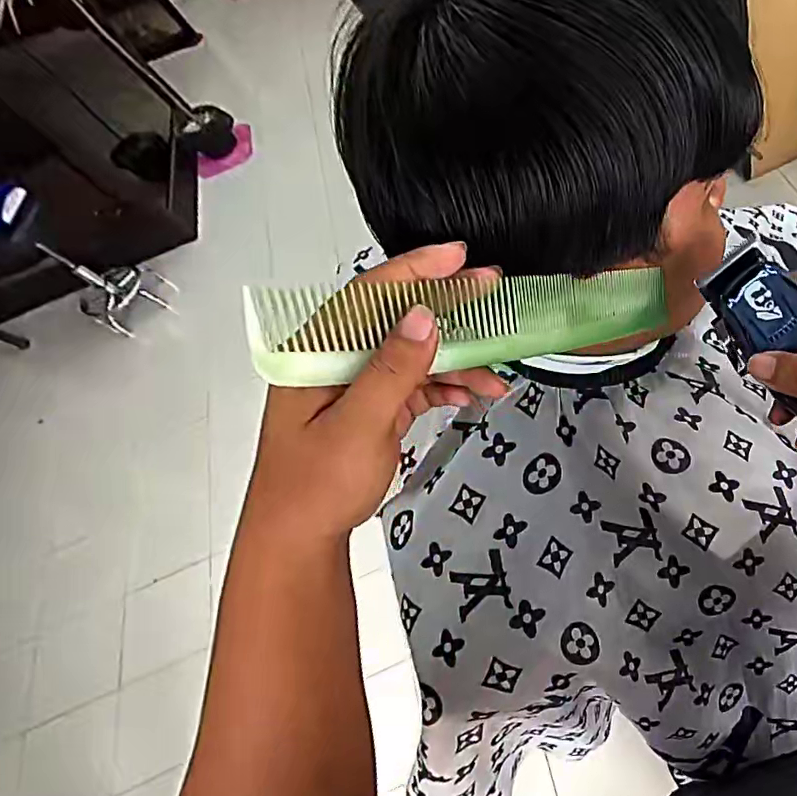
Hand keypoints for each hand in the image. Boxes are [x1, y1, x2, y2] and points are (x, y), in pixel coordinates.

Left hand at [242, 243, 509, 539]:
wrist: (301, 537)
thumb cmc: (312, 488)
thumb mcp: (358, 425)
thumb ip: (392, 369)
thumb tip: (422, 319)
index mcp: (317, 353)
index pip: (370, 295)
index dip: (417, 271)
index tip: (458, 258)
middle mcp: (337, 360)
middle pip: (398, 319)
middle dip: (449, 310)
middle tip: (490, 293)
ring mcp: (357, 383)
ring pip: (415, 354)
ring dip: (458, 362)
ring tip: (495, 373)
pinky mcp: (374, 405)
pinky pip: (417, 383)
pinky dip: (447, 386)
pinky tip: (472, 393)